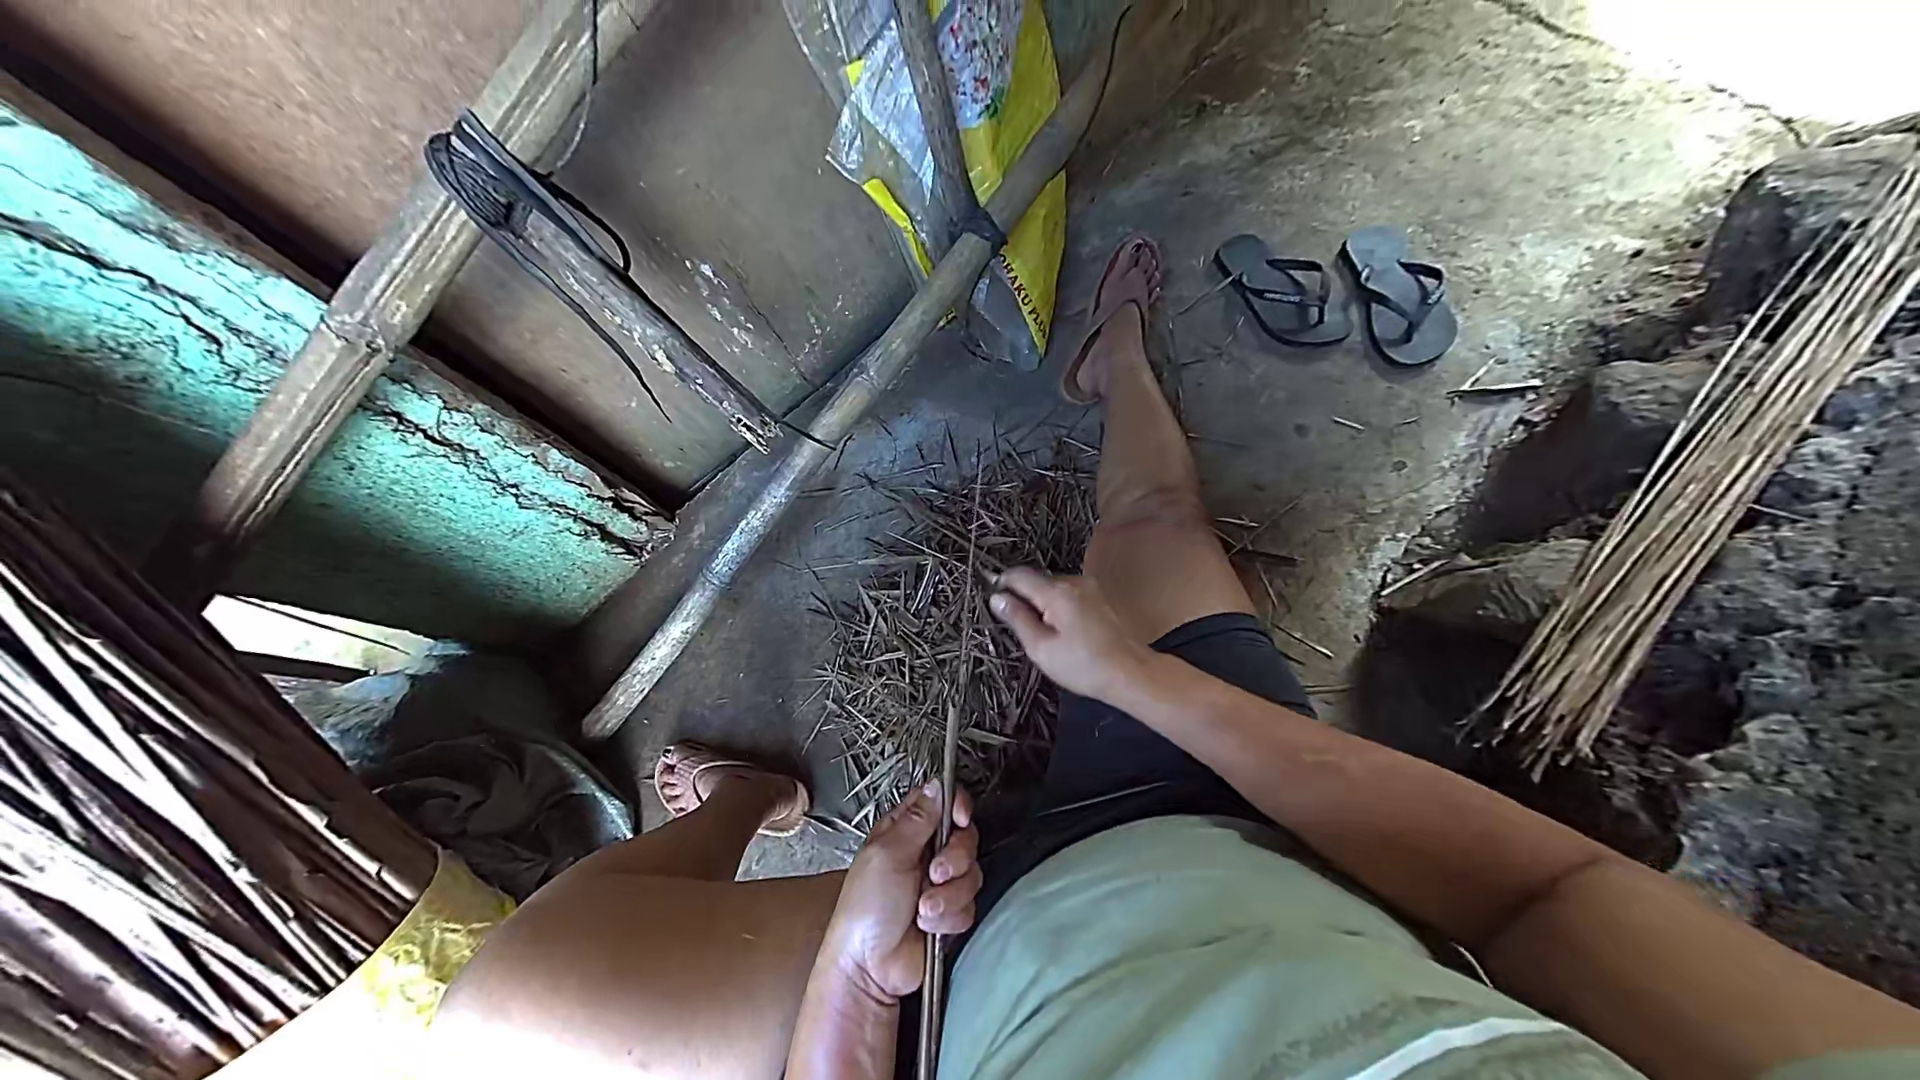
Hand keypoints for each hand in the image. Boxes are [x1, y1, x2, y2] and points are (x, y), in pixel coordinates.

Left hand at [823, 783, 979, 1004]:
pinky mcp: (949, 910)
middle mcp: (924, 851)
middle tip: (934, 873)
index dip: (956, 806)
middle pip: (964, 836)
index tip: (959, 818)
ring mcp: (938, 882)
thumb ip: (918, 819)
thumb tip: (937, 785)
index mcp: (905, 829)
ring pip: (970, 873)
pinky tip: (928, 925)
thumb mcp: (887, 854)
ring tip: (923, 908)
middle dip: (955, 858)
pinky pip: (969, 904)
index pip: (942, 801)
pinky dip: (950, 916)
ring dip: (948, 894)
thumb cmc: (865, 908)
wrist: (869, 968)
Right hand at [988, 567, 1155, 700]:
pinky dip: (1059, 609)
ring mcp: (1090, 588)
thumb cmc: (1084, 666)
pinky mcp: (1099, 597)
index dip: (1002, 585)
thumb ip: (1017, 619)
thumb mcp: (1041, 648)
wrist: (1130, 674)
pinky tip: (1064, 633)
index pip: (1018, 575)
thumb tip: (997, 598)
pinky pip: (1068, 595)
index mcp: (1057, 592)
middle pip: (1037, 581)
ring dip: (1043, 605)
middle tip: (1024, 631)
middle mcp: (1075, 582)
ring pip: (1052, 589)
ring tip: (1047, 637)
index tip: (994, 601)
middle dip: (1025, 600)